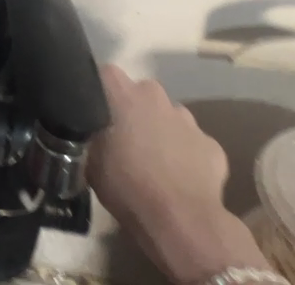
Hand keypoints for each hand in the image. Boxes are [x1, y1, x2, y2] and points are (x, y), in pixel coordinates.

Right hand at [88, 65, 269, 284]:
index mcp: (121, 91)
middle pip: (140, 93)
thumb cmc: (124, 182)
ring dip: (160, 129)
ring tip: (153, 158)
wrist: (180, 220)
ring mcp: (188, 121)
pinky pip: (193, 143)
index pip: (103, 74)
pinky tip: (179, 175)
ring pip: (169, 116)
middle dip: (133, 108)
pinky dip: (186, 153)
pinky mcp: (213, 146)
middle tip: (123, 135)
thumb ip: (84, 131)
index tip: (91, 110)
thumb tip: (81, 127)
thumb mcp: (85, 155)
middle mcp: (155, 96)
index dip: (97, 91)